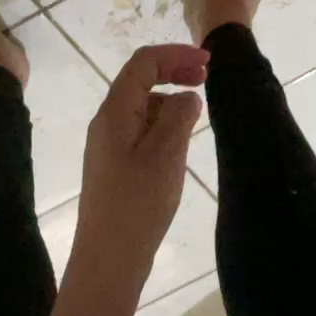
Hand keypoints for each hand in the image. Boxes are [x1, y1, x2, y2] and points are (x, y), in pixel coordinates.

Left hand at [72, 44, 207, 276]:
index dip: (175, 55)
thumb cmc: (138, 203)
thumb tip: (188, 96)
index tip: (208, 63)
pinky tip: (180, 143)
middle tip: (207, 79)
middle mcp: (107, 122)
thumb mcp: (166, 154)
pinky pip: (140, 129)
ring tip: (198, 115)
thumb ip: (179, 116)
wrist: (108, 260)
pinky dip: (163, 123)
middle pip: (139, 80)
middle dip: (174, 72)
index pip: (143, 63)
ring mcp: (109, 145)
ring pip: (142, 106)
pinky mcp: (115, 166)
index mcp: (115, 111)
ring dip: (170, 99)